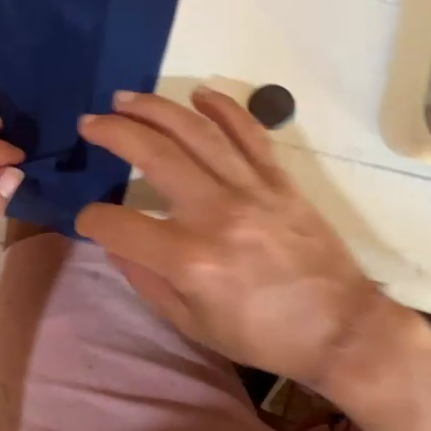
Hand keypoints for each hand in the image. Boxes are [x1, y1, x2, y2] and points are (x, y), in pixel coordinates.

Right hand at [76, 88, 419, 394]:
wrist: (341, 330)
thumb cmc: (262, 336)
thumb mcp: (192, 324)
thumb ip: (146, 281)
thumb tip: (115, 244)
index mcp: (190, 260)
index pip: (119, 225)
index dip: (93, 221)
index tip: (89, 221)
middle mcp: (217, 214)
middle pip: (154, 155)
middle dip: (113, 133)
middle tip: (89, 122)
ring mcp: (252, 190)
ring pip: (196, 133)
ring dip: (156, 109)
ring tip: (125, 98)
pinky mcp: (280, 181)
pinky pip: (249, 133)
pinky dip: (224, 108)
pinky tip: (199, 94)